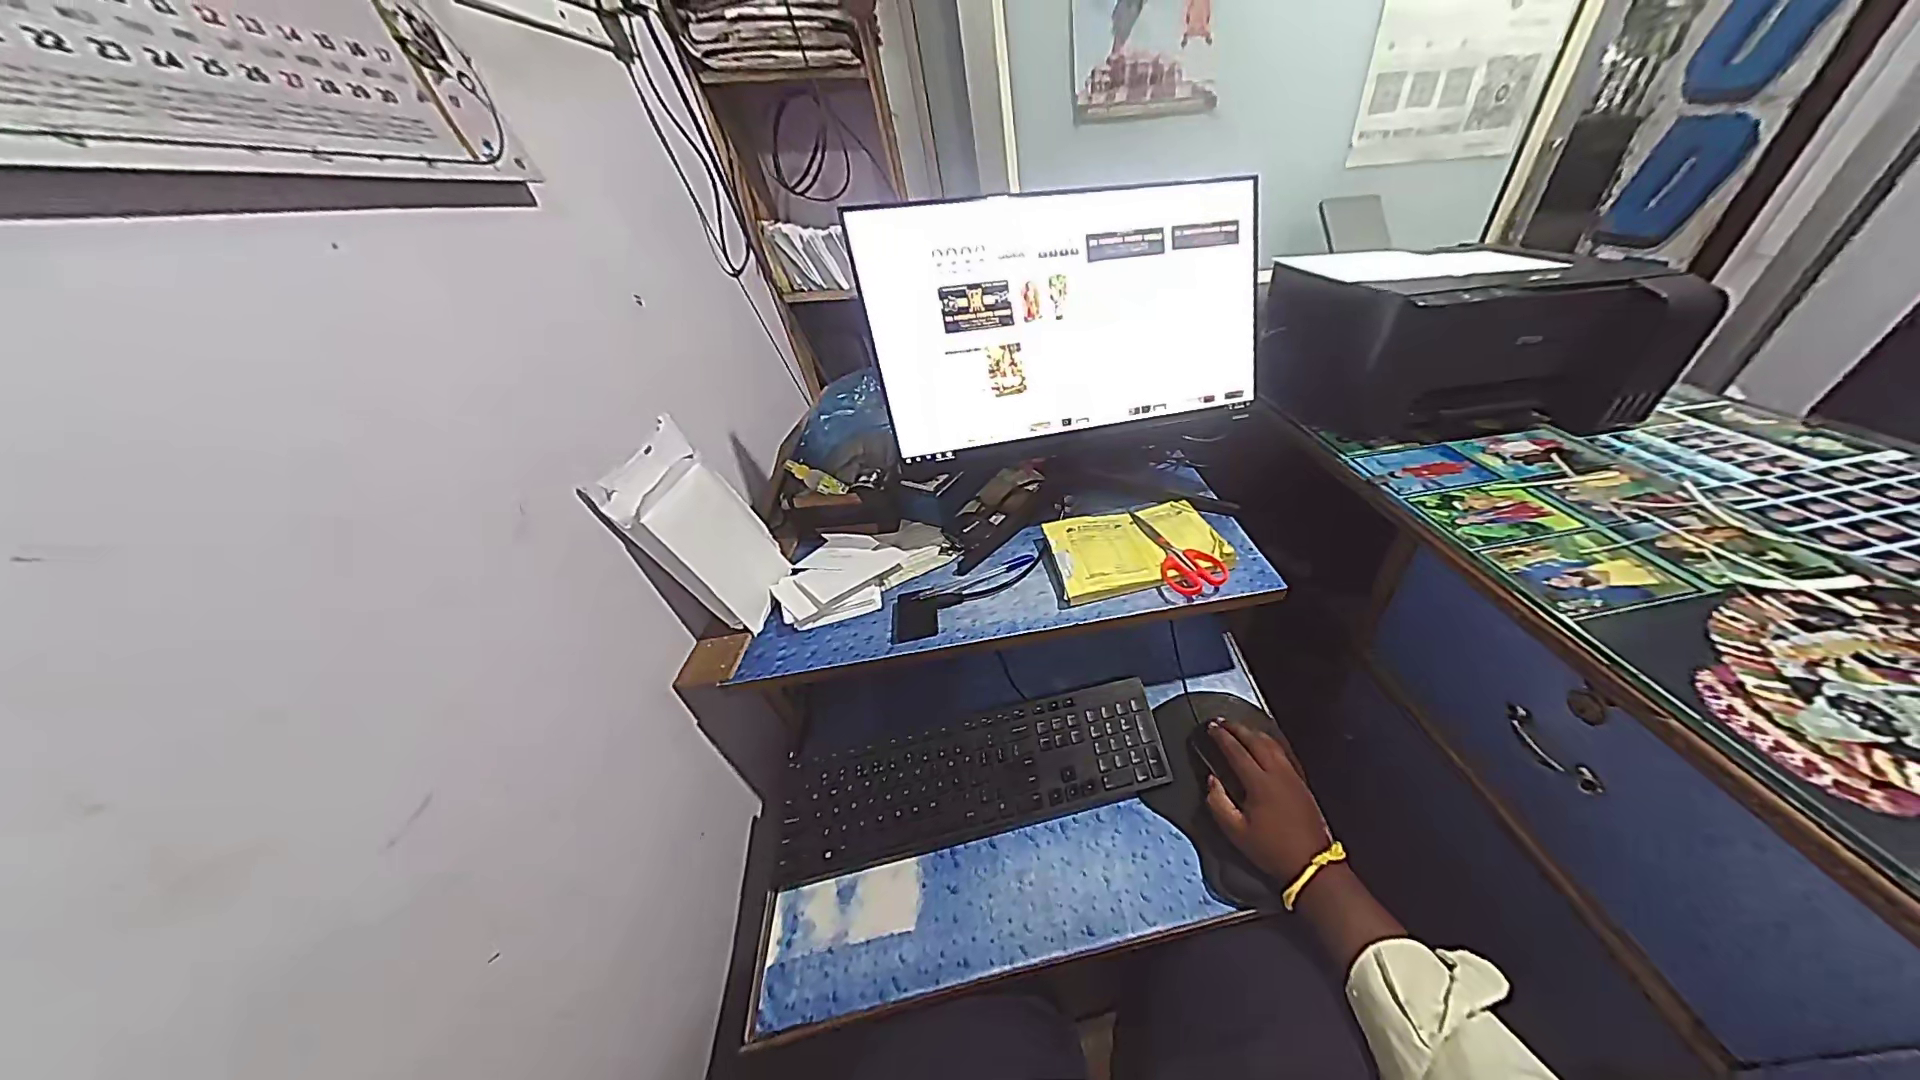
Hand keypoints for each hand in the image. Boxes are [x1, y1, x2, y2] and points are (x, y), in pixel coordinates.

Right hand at [1203, 720, 1332, 880]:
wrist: (1312, 865)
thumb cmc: (1271, 849)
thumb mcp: (1235, 832)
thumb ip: (1218, 803)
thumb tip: (1212, 780)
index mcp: (1259, 784)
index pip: (1236, 751)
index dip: (1222, 737)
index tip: (1211, 728)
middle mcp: (1277, 774)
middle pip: (1256, 741)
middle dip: (1237, 728)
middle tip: (1222, 722)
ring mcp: (1293, 777)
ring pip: (1272, 744)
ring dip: (1254, 732)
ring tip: (1240, 728)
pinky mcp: (1302, 783)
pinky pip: (1284, 754)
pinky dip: (1270, 743)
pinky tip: (1265, 745)